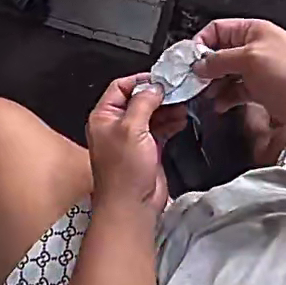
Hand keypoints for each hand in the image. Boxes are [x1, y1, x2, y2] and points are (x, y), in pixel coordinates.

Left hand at [87, 75, 186, 219]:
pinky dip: (171, 122)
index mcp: (104, 117)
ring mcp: (133, 139)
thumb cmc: (123, 173)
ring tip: (182, 104)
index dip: (139, 81)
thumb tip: (154, 87)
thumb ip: (143, 103)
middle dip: (157, 95)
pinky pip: (160, 129)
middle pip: (138, 99)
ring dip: (167, 108)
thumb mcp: (131, 128)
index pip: (120, 87)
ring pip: (152, 114)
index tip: (159, 78)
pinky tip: (181, 119)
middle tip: (175, 90)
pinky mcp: (147, 150)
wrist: (132, 206)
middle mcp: (116, 126)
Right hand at [194, 19, 285, 135]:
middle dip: (204, 68)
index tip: (189, 62)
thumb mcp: (249, 60)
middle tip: (193, 82)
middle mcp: (254, 48)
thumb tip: (200, 64)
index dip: (200, 44)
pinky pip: (237, 91)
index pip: (216, 30)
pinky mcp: (262, 90)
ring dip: (213, 85)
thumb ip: (220, 60)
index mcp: (252, 31)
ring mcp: (258, 70)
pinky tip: (220, 105)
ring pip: (226, 75)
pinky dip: (226, 98)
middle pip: (219, 54)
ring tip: (205, 95)